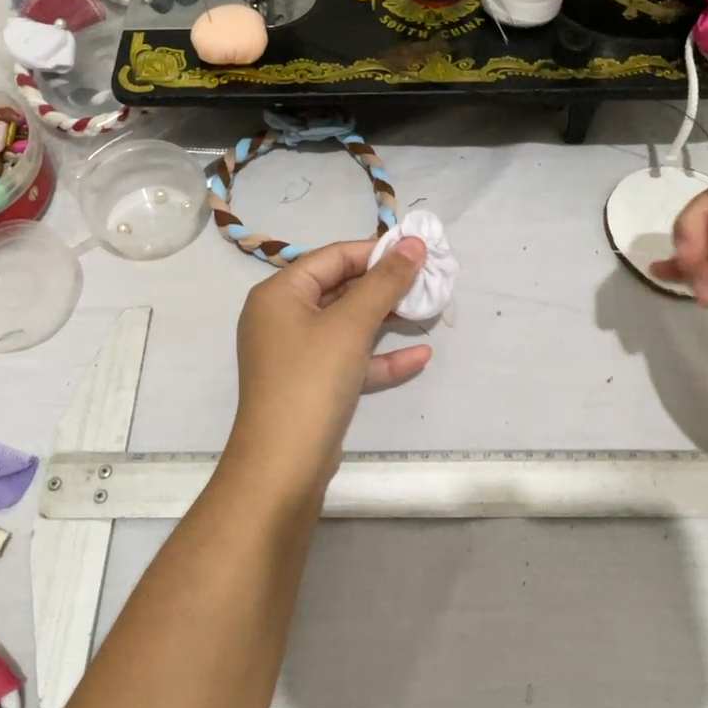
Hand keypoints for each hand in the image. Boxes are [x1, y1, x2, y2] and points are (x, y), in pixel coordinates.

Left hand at [226, 238, 431, 492]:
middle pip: (339, 288)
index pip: (332, 257)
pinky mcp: (312, 385)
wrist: (284, 464)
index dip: (375, 251)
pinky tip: (420, 356)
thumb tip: (414, 243)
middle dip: (384, 286)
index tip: (418, 252)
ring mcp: (296, 354)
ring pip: (346, 325)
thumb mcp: (351, 325)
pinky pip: (349, 360)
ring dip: (386, 319)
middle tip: (429, 280)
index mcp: (279, 294)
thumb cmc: (312, 380)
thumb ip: (384, 282)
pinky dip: (380, 357)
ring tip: (429, 310)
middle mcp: (282, 318)